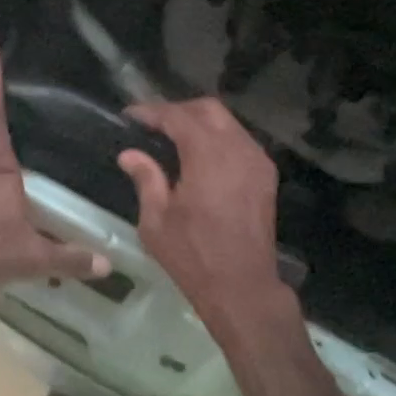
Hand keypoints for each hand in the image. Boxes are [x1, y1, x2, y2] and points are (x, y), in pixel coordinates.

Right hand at [117, 99, 282, 319]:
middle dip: (179, 111)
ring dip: (201, 125)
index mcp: (207, 155)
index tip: (130, 117)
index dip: (152, 112)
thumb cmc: (192, 256)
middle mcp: (237, 148)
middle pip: (208, 110)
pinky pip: (240, 144)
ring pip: (228, 125)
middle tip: (153, 126)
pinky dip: (219, 141)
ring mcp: (256, 161)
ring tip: (175, 141)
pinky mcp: (265, 177)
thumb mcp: (157, 222)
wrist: (240, 285)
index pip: (177, 117)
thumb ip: (146, 180)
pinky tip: (201, 160)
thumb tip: (130, 155)